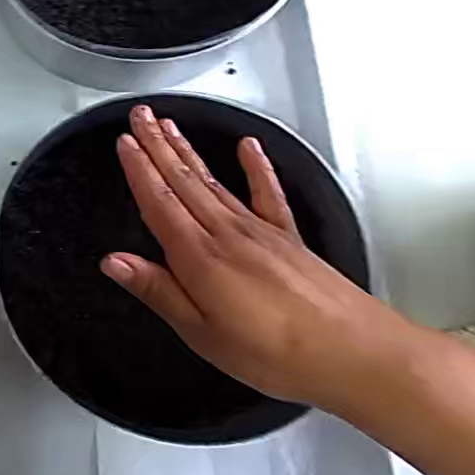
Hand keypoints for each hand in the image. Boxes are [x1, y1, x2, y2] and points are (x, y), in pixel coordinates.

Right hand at [103, 104, 440, 415]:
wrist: (361, 357)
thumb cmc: (278, 351)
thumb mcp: (199, 330)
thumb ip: (155, 289)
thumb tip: (114, 262)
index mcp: (201, 257)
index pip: (159, 202)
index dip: (138, 169)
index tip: (123, 143)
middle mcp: (229, 235)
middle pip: (184, 180)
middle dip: (157, 145)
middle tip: (140, 116)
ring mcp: (262, 233)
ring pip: (214, 180)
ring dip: (188, 150)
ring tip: (169, 127)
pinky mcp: (288, 240)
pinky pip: (267, 194)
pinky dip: (256, 168)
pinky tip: (248, 149)